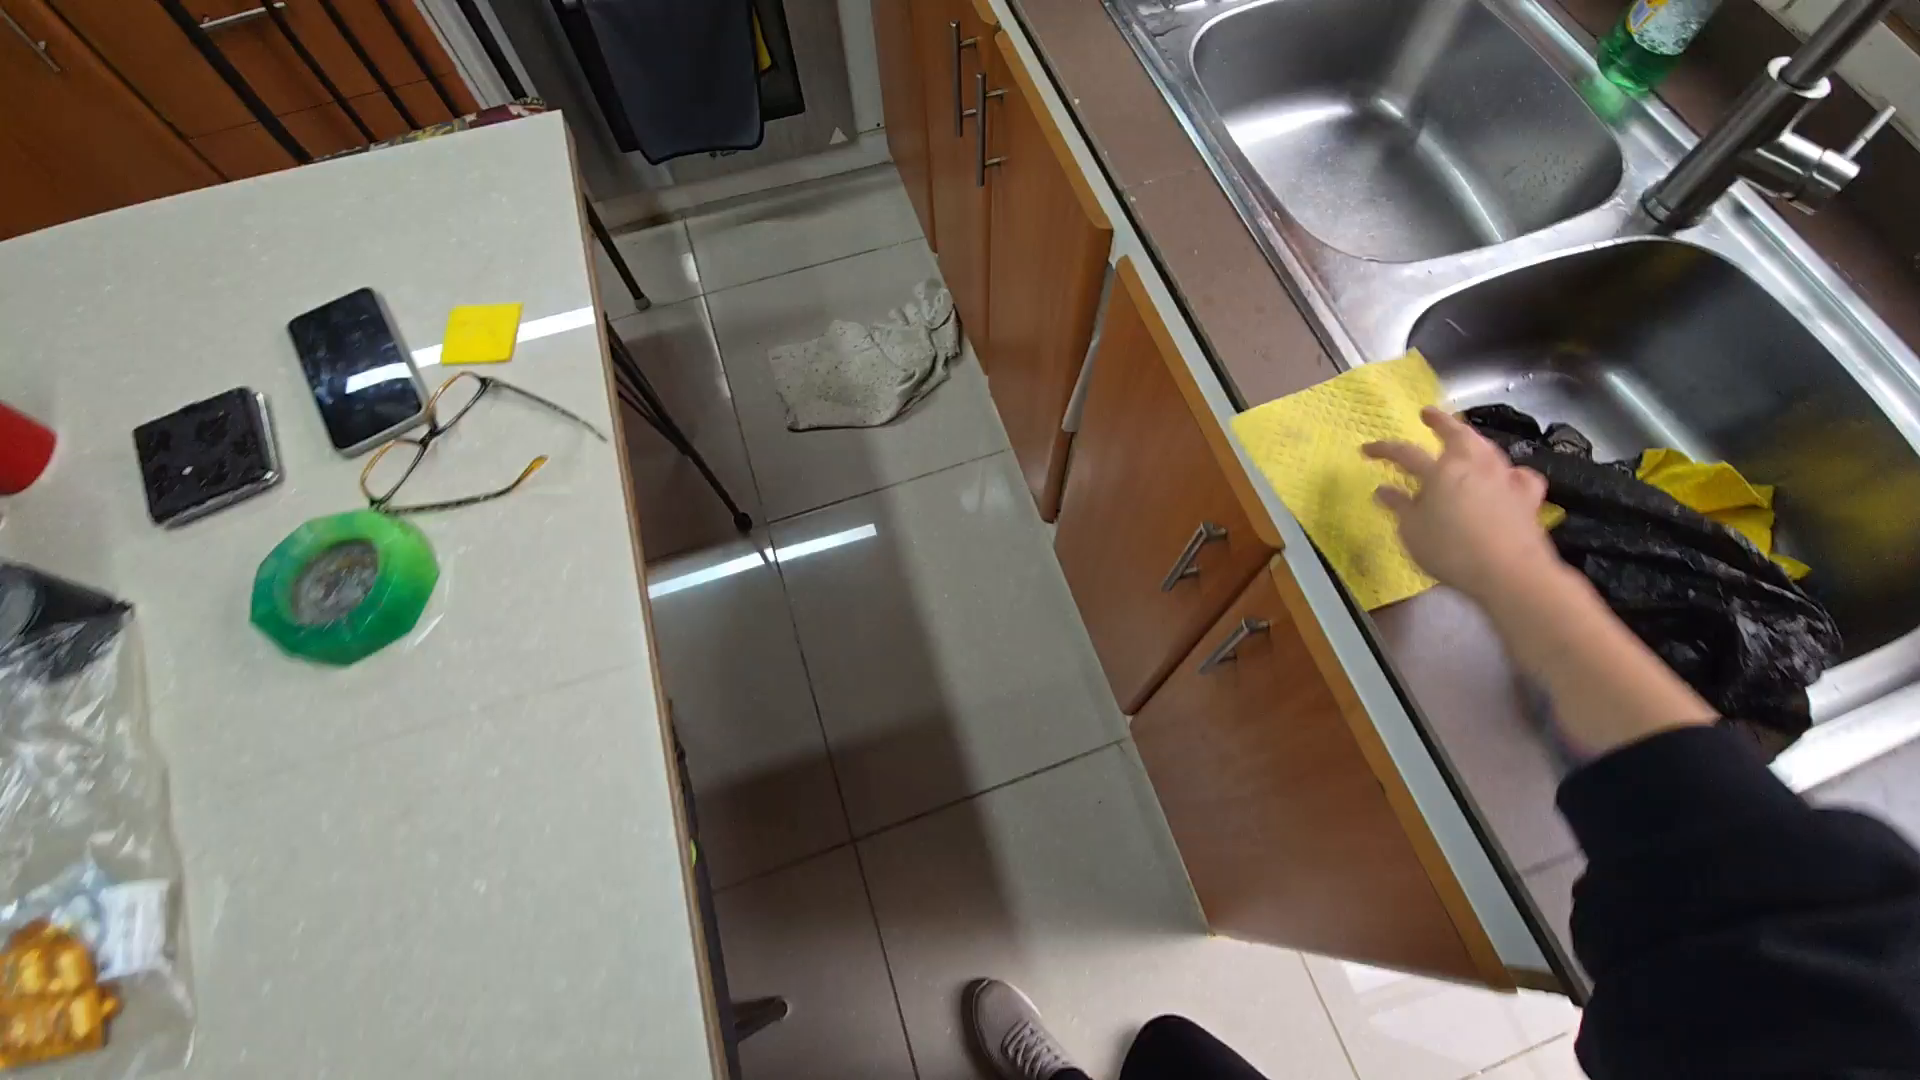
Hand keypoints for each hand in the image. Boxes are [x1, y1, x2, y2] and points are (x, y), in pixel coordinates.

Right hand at [1363, 407, 1558, 603]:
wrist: (1508, 572)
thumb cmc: (1450, 551)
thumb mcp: (1412, 531)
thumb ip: (1400, 506)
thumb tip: (1384, 490)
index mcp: (1441, 472)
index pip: (1406, 453)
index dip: (1384, 449)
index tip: (1366, 449)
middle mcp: (1475, 466)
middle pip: (1458, 435)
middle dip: (1441, 421)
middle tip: (1428, 414)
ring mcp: (1504, 479)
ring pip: (1488, 449)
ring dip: (1473, 441)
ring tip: (1464, 440)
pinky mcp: (1527, 498)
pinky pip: (1518, 475)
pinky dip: (1510, 471)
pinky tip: (1507, 476)